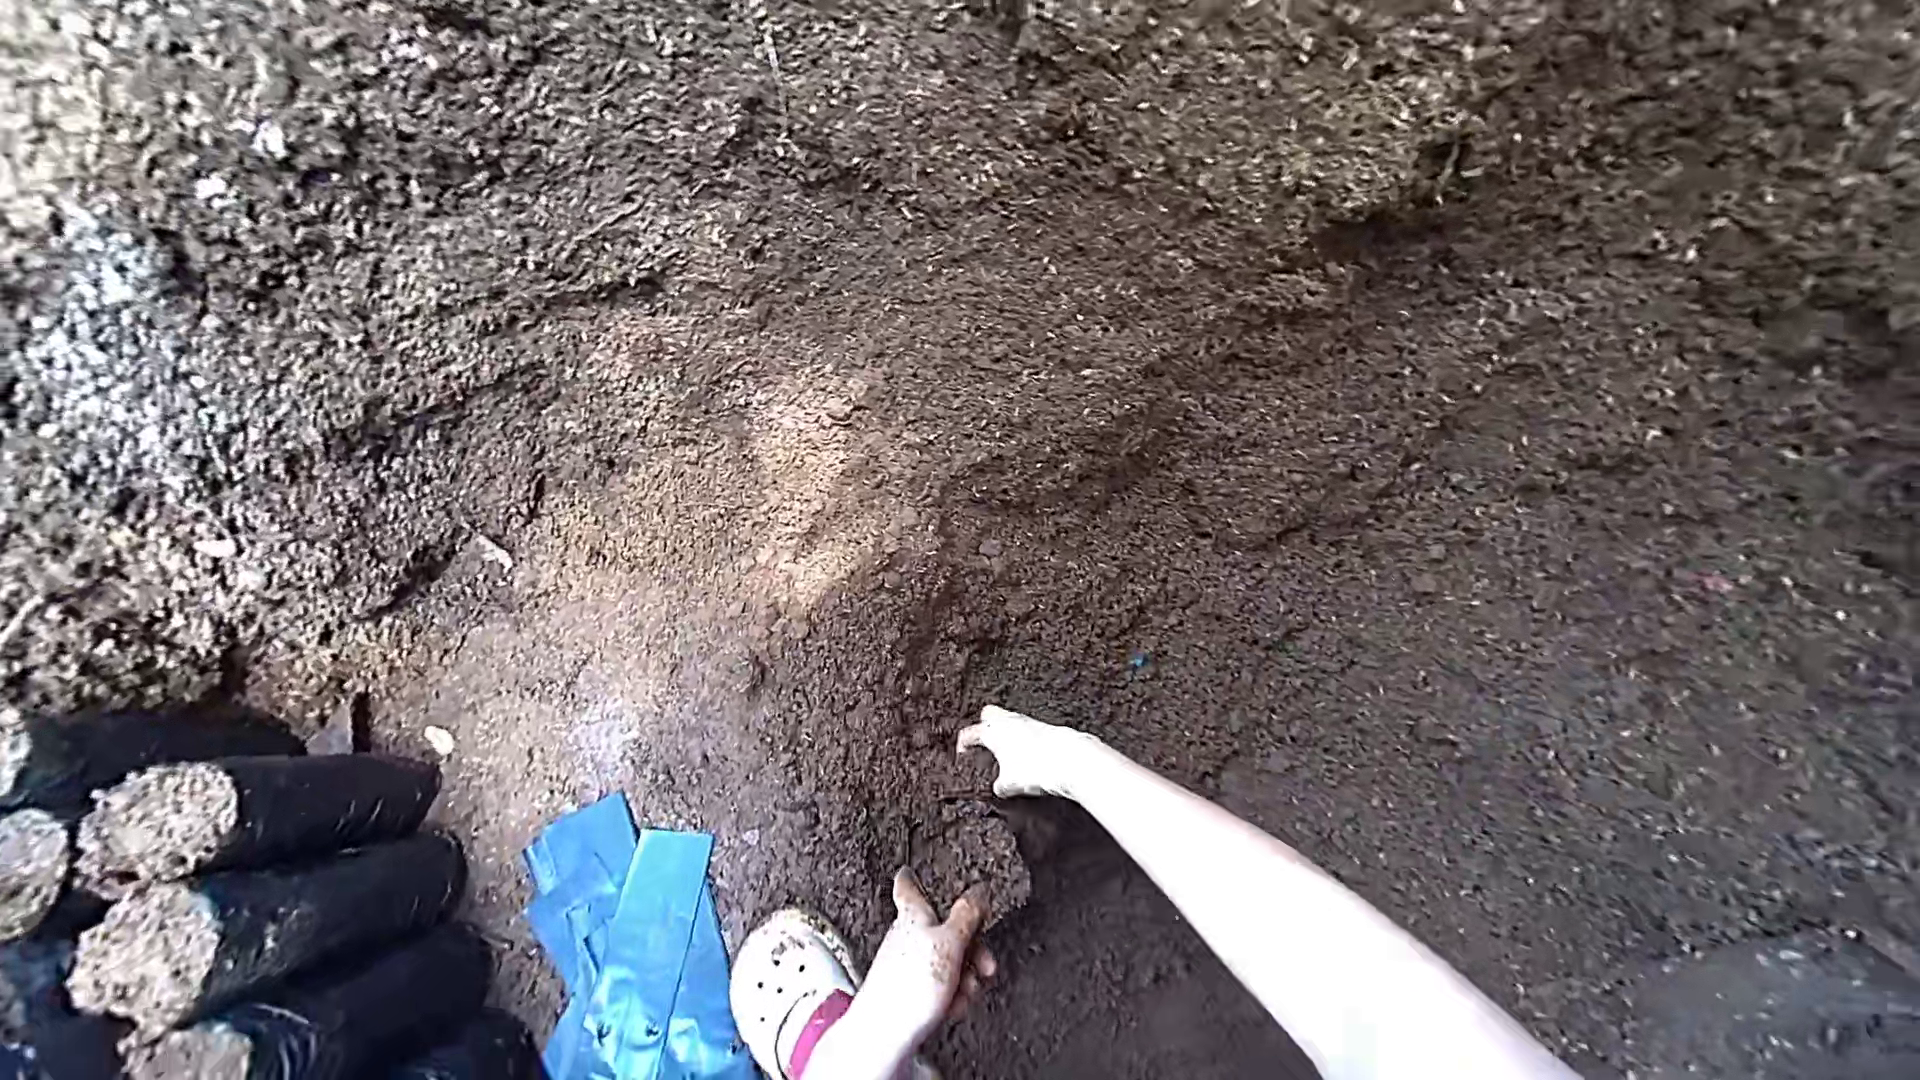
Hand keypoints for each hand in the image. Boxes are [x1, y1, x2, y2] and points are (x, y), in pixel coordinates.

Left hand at [822, 869, 996, 1075]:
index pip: (908, 883)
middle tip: (982, 961)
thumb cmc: (908, 986)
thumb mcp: (949, 943)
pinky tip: (954, 1005)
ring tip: (967, 989)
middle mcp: (908, 933)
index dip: (913, 873)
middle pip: (944, 927)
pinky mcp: (910, 991)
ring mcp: (908, 963)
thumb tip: (979, 890)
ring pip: (946, 958)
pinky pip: (939, 983)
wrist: (885, 1035)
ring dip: (964, 974)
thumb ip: (966, 915)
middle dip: (969, 946)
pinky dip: (952, 993)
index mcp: (913, 913)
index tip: (911, 865)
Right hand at [956, 705, 1105, 799]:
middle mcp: (1007, 721)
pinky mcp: (1043, 726)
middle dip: (983, 726)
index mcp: (992, 731)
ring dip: (1005, 732)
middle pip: (987, 714)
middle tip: (984, 745)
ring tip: (1006, 753)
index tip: (963, 755)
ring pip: (1008, 720)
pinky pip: (1025, 727)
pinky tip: (1026, 754)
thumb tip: (999, 787)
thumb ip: (999, 785)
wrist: (1070, 758)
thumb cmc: (1035, 767)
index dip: (962, 745)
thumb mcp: (1009, 784)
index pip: (969, 733)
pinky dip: (1021, 738)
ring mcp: (1026, 721)